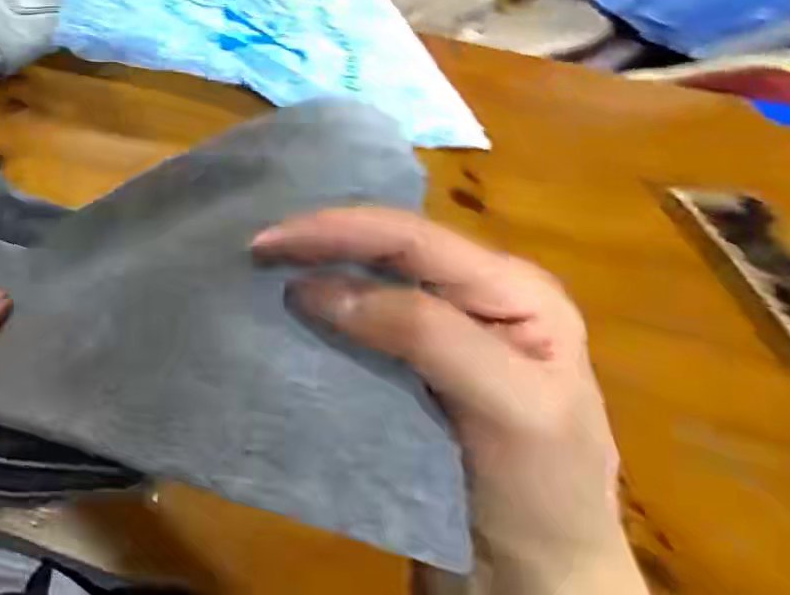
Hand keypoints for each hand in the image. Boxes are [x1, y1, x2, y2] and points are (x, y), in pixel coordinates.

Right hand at [252, 209, 645, 594]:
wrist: (530, 570)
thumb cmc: (540, 487)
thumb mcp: (511, 409)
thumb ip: (429, 335)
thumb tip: (313, 286)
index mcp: (513, 287)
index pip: (411, 237)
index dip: (335, 229)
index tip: (263, 244)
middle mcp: (472, 288)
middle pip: (382, 240)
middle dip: (314, 236)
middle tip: (249, 249)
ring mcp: (437, 315)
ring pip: (361, 266)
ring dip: (307, 261)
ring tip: (253, 264)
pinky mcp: (402, 345)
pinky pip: (350, 301)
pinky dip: (309, 292)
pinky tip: (276, 293)